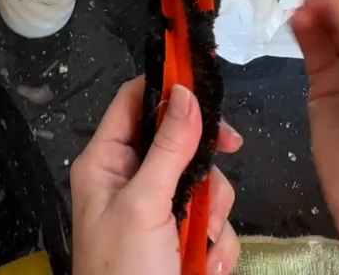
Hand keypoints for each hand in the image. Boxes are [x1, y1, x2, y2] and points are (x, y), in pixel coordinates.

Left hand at [71, 78, 244, 274]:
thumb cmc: (125, 271)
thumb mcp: (144, 204)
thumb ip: (169, 148)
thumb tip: (186, 91)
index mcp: (106, 161)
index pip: (135, 102)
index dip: (167, 86)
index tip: (206, 82)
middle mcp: (131, 181)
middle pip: (178, 141)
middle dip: (204, 159)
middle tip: (232, 149)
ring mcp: (158, 214)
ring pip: (202, 183)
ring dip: (213, 212)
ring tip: (203, 242)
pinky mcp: (182, 245)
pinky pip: (213, 224)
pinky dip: (217, 245)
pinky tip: (207, 267)